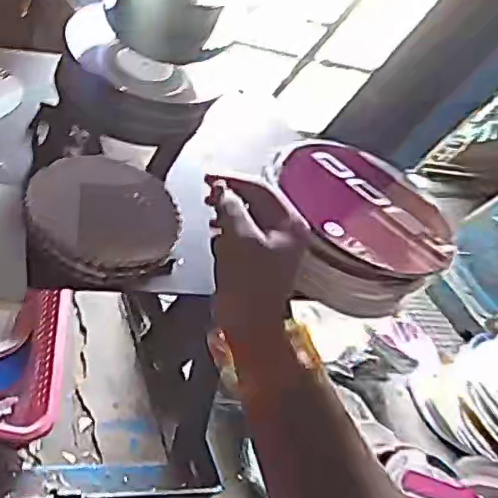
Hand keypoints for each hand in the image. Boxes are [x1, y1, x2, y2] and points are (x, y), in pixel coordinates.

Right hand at [206, 175, 307, 346]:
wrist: (248, 321)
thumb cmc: (249, 283)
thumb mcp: (238, 238)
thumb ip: (230, 209)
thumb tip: (222, 190)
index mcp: (290, 225)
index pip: (261, 189)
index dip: (233, 180)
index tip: (210, 177)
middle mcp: (286, 234)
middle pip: (257, 202)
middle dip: (230, 195)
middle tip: (207, 191)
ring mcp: (274, 248)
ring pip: (249, 218)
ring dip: (227, 211)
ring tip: (208, 209)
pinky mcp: (259, 260)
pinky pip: (243, 235)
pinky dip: (227, 229)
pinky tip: (214, 232)